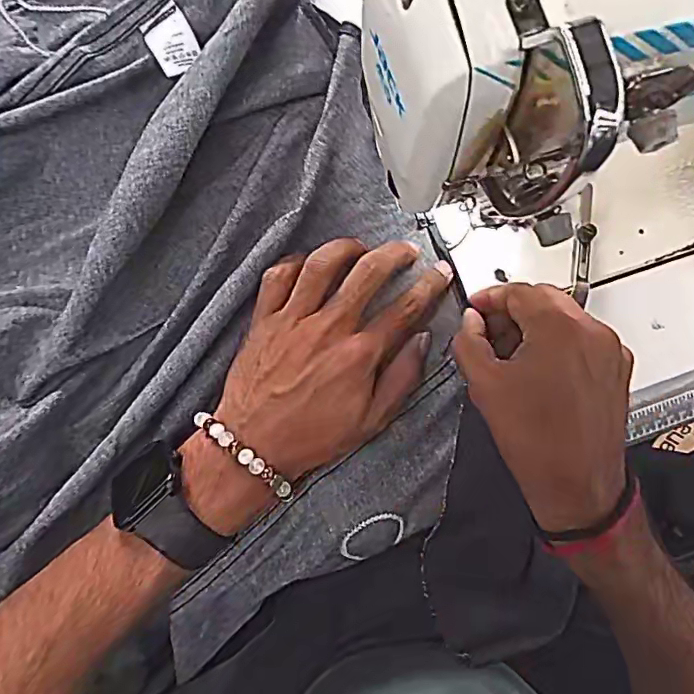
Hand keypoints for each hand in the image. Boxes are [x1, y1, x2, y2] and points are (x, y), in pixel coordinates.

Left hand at [184, 238, 452, 533]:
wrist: (255, 445)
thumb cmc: (310, 436)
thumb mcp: (371, 420)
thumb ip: (402, 378)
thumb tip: (422, 343)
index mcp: (358, 354)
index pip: (405, 308)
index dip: (429, 286)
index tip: (438, 274)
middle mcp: (328, 329)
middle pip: (368, 272)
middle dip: (394, 254)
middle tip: (405, 251)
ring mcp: (293, 320)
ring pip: (322, 264)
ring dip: (346, 247)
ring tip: (360, 247)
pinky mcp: (265, 320)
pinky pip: (278, 276)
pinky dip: (295, 262)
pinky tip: (309, 264)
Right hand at [451, 283, 632, 532]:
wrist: (578, 485)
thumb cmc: (541, 445)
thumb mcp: (486, 386)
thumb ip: (470, 343)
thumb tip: (471, 324)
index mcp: (560, 328)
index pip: (519, 291)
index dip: (490, 297)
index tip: (477, 307)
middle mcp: (592, 332)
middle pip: (545, 299)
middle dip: (513, 310)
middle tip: (487, 329)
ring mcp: (609, 350)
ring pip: (565, 318)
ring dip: (536, 326)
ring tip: (511, 355)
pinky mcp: (616, 369)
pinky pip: (583, 340)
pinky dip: (559, 344)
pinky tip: (537, 371)